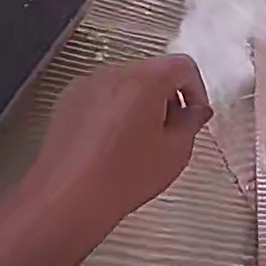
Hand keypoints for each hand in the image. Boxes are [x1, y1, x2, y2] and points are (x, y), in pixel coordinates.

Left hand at [15, 55, 212, 241]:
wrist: (68, 199)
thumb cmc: (120, 177)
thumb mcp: (174, 152)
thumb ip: (191, 123)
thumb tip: (195, 112)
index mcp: (144, 81)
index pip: (182, 66)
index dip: (196, 90)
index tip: (195, 113)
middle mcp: (112, 74)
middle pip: (152, 72)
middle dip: (168, 98)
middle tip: (173, 131)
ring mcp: (86, 86)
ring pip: (126, 85)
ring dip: (141, 105)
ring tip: (142, 144)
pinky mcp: (68, 103)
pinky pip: (102, 97)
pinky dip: (116, 112)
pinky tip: (116, 146)